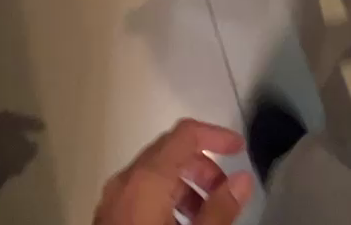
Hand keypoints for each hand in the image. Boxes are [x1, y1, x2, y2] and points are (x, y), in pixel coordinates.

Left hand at [94, 118, 252, 224]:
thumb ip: (220, 210)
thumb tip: (242, 179)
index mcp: (146, 178)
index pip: (185, 134)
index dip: (216, 136)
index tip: (240, 150)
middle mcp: (126, 180)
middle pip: (170, 152)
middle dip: (203, 166)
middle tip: (226, 193)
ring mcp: (113, 200)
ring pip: (155, 175)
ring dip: (186, 186)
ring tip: (207, 218)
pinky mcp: (108, 220)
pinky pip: (141, 194)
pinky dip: (166, 199)